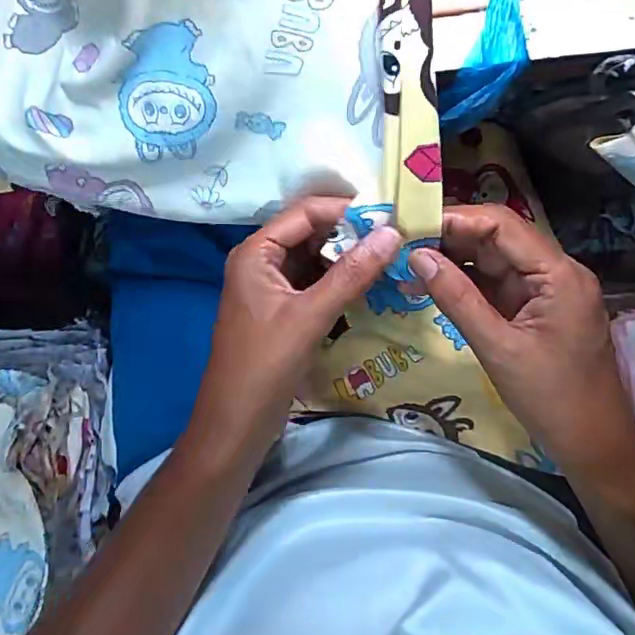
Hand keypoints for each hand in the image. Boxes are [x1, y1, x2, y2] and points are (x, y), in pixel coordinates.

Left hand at [188, 197, 401, 463]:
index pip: (304, 213)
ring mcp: (271, 287)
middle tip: (399, 238)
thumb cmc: (265, 365)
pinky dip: (340, 282)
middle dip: (351, 234)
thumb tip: (391, 233)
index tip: (391, 216)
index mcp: (255, 252)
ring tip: (393, 259)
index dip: (347, 210)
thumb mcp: (310, 316)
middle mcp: (260, 262)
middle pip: (310, 233)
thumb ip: (351, 273)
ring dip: (349, 259)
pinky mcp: (282, 310)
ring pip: (315, 259)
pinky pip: (314, 283)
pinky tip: (372, 285)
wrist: (235, 424)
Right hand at [409, 205, 634, 486]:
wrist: (594, 447)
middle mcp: (554, 272)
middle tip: (399, 243)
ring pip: (490, 259)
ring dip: (450, 259)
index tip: (410, 225)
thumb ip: (456, 297)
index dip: (454, 218)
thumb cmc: (552, 399)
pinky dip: (461, 282)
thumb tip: (416, 255)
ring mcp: (544, 290)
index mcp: (558, 274)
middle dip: (447, 237)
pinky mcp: (533, 308)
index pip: (501, 225)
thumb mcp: (497, 347)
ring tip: (405, 264)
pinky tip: (427, 284)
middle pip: (495, 237)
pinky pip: (492, 283)